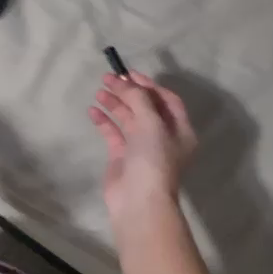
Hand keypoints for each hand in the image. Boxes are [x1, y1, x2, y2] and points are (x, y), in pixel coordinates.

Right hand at [88, 71, 196, 224]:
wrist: (139, 199)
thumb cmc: (152, 159)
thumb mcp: (151, 124)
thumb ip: (138, 99)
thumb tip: (124, 82)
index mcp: (179, 130)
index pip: (166, 100)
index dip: (149, 85)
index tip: (128, 74)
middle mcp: (162, 137)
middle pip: (145, 107)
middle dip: (128, 92)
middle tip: (109, 78)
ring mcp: (141, 147)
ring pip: (128, 119)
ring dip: (115, 104)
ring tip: (99, 91)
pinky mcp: (122, 156)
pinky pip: (113, 133)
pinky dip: (104, 121)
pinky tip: (92, 111)